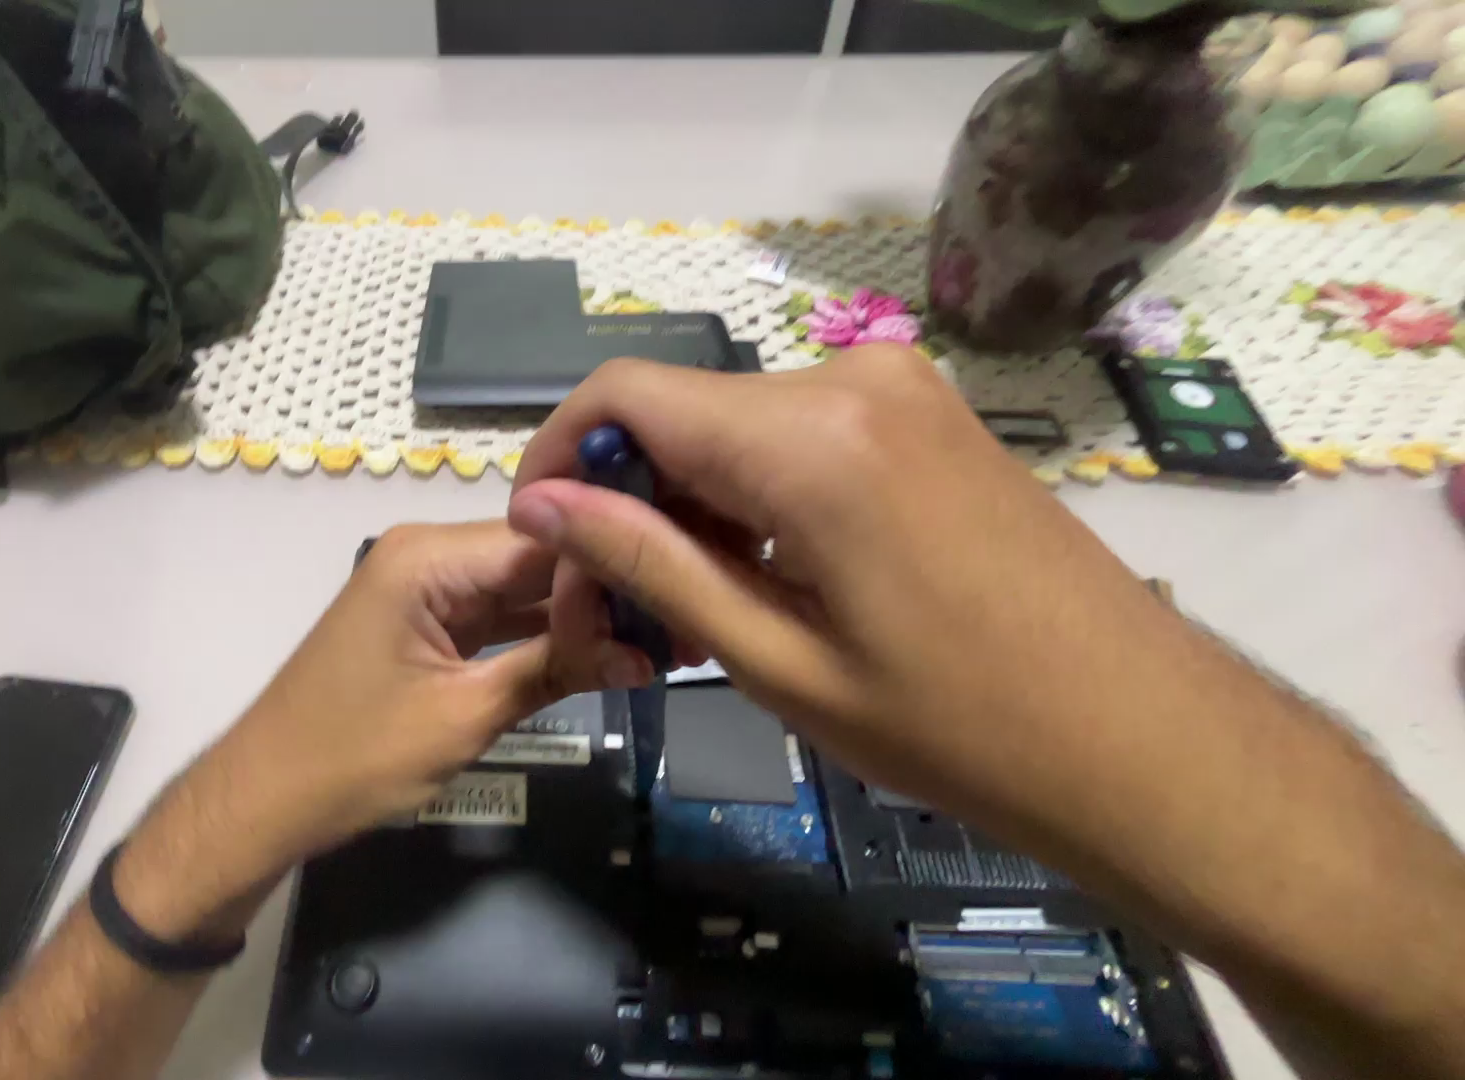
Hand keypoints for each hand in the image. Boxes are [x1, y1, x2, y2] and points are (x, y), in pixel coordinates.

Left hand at [203, 520, 648, 863]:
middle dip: (598, 594)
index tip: (673, 598)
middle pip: (534, 558)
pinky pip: (494, 614)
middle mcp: (428, 553)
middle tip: (674, 623)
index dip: (609, 568)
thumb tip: (645, 652)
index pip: (543, 540)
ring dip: (574, 618)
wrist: (264, 799)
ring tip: (652, 637)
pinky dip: (537, 635)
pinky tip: (596, 651)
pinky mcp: (425, 618)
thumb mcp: (466, 714)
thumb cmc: (355, 756)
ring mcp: (425, 585)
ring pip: (519, 588)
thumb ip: (556, 668)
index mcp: (428, 557)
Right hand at [506, 347, 1198, 822]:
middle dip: (626, 497)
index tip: (542, 531)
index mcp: (807, 435)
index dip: (560, 451)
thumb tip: (539, 505)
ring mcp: (895, 388)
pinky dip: (748, 495)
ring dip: (687, 504)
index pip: (625, 393)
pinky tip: (762, 574)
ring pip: (730, 427)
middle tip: (621, 605)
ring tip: (693, 608)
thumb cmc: (951, 725)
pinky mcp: (919, 415)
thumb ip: (645, 560)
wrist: (1149, 743)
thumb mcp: (770, 656)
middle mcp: (847, 376)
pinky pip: (791, 435)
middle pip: (678, 413)